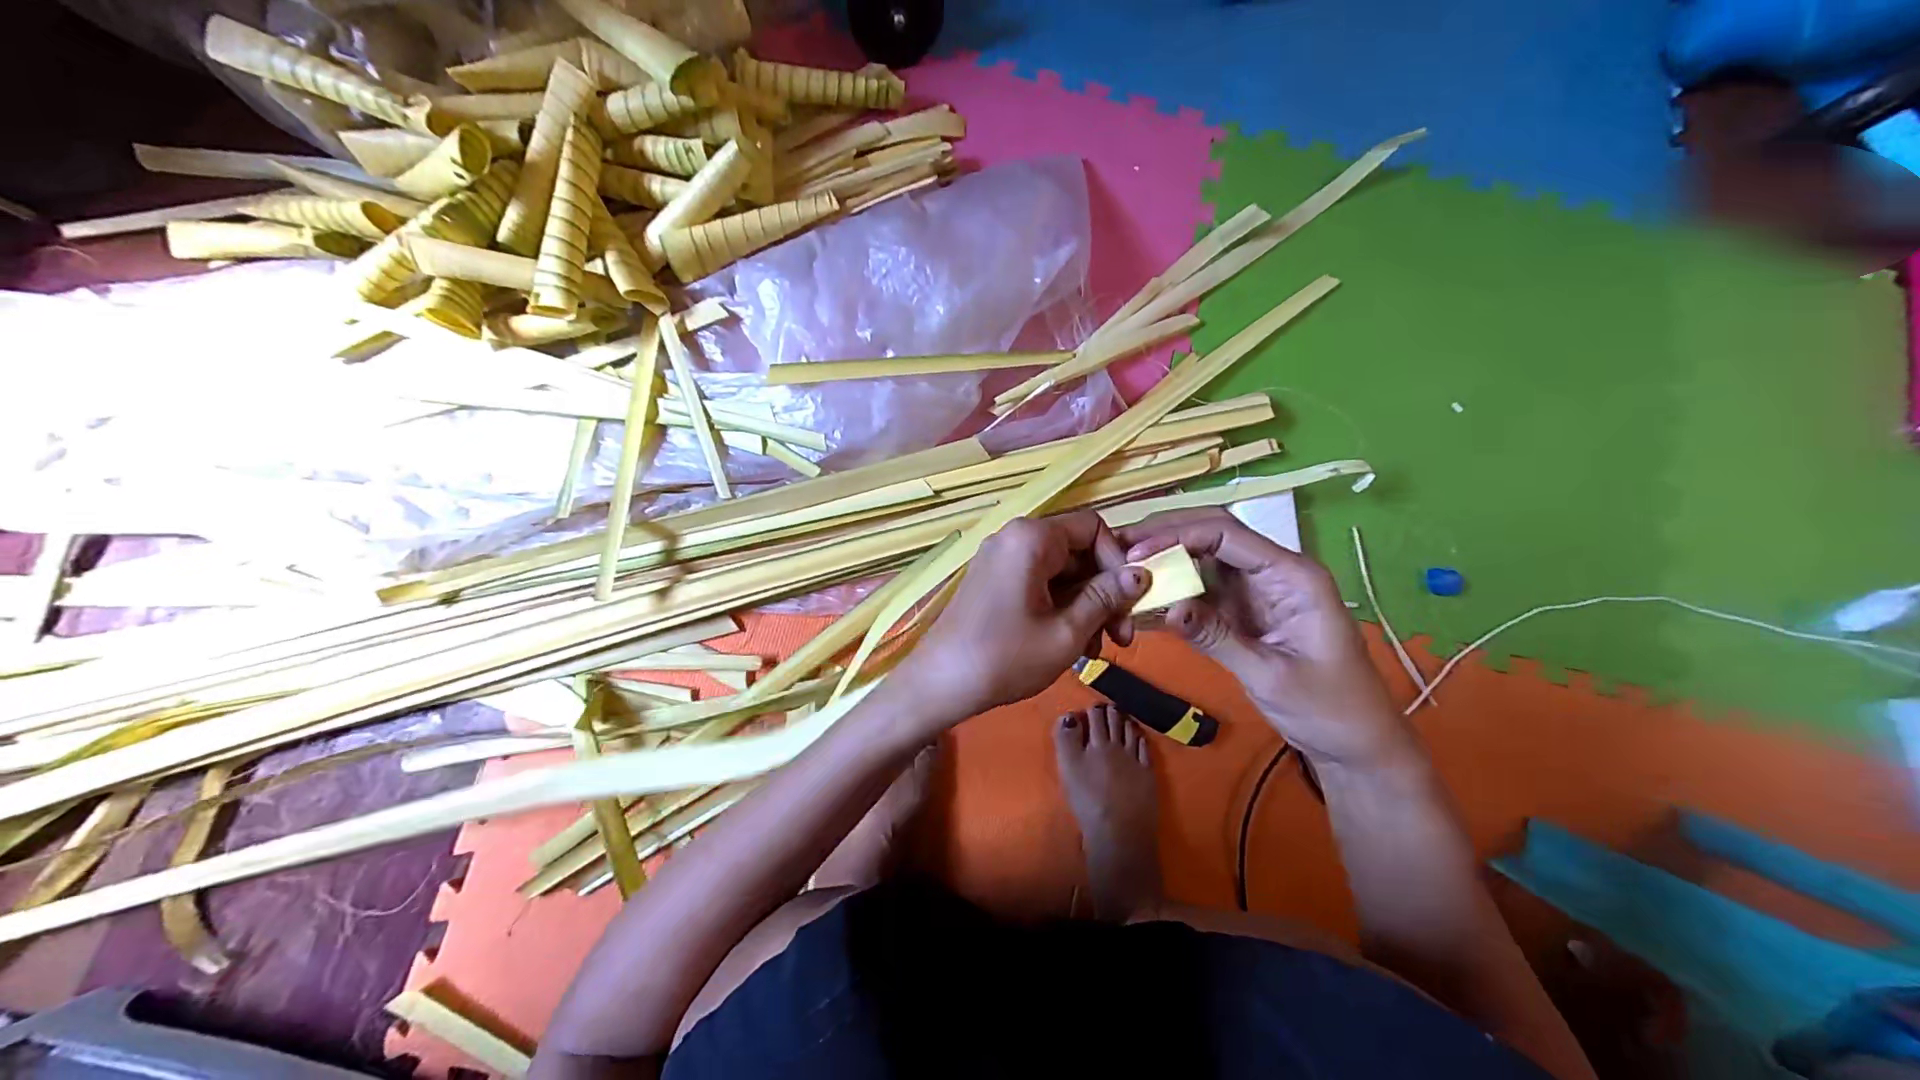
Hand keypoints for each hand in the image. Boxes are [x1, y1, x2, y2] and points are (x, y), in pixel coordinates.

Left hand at [894, 511, 1148, 720]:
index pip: (1093, 528)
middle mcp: (1014, 538)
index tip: (1128, 602)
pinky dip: (1059, 608)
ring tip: (1096, 650)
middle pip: (1077, 551)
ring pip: (1060, 572)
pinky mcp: (993, 582)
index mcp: (1031, 538)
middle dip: (1104, 592)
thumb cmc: (1006, 657)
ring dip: (1085, 606)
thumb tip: (1141, 574)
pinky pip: (1038, 584)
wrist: (940, 684)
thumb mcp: (1067, 631)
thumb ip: (1106, 598)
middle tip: (1120, 637)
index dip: (1118, 562)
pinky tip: (1071, 645)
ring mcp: (1000, 560)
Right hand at [1118, 510, 1416, 770]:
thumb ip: (1217, 637)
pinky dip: (1171, 593)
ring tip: (1119, 568)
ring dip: (1163, 562)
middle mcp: (1272, 572)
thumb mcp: (1270, 676)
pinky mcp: (1242, 612)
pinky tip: (1141, 601)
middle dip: (1164, 536)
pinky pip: (1200, 592)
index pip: (1227, 534)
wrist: (1356, 745)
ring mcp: (1255, 591)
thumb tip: (1167, 607)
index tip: (1135, 553)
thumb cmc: (1329, 709)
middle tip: (1116, 547)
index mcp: (1292, 575)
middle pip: (1211, 535)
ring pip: (1201, 560)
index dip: (1177, 535)